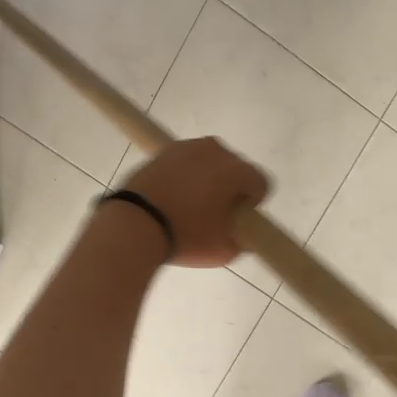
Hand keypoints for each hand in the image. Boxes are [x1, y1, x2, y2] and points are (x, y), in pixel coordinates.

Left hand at [118, 138, 269, 266]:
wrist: (135, 223)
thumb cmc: (186, 237)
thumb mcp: (225, 251)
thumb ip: (242, 239)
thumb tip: (241, 232)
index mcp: (236, 170)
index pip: (261, 184)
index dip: (253, 206)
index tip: (237, 222)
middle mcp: (216, 149)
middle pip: (235, 170)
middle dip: (230, 190)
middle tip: (213, 217)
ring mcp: (188, 146)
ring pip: (210, 164)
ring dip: (208, 181)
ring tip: (190, 208)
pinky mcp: (164, 150)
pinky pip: (186, 164)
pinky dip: (185, 178)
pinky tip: (174, 199)